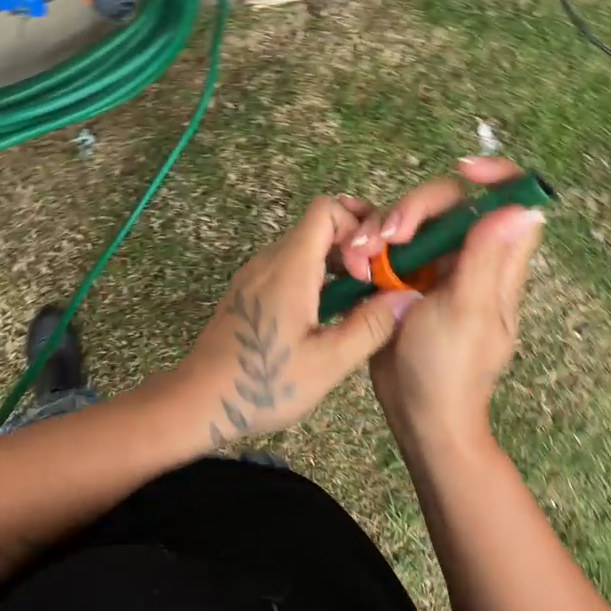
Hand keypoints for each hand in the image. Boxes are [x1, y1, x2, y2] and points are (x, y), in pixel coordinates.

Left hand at [178, 195, 416, 445]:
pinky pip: (288, 265)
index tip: (369, 269)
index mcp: (289, 266)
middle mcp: (269, 260)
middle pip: (317, 224)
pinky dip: (314, 275)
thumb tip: (409, 297)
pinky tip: (325, 313)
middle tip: (371, 284)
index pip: (327, 209)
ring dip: (334, 262)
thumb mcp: (328, 362)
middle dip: (352, 245)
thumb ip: (371, 325)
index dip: (358, 227)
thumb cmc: (265, 382)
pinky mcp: (248, 290)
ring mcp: (255, 273)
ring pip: (303, 245)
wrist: (201, 400)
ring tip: (354, 301)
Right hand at [345, 157, 545, 447]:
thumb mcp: (467, 311)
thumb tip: (521, 207)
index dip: (496, 177)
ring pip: (409, 220)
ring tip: (358, 255)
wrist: (418, 415)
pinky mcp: (400, 277)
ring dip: (380, 227)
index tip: (464, 170)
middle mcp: (466, 257)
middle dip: (412, 207)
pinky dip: (366, 243)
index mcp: (495, 263)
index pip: (509, 203)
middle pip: (446, 203)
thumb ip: (486, 257)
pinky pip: (384, 242)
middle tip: (386, 236)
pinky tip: (351, 255)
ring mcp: (432, 267)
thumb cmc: (449, 369)